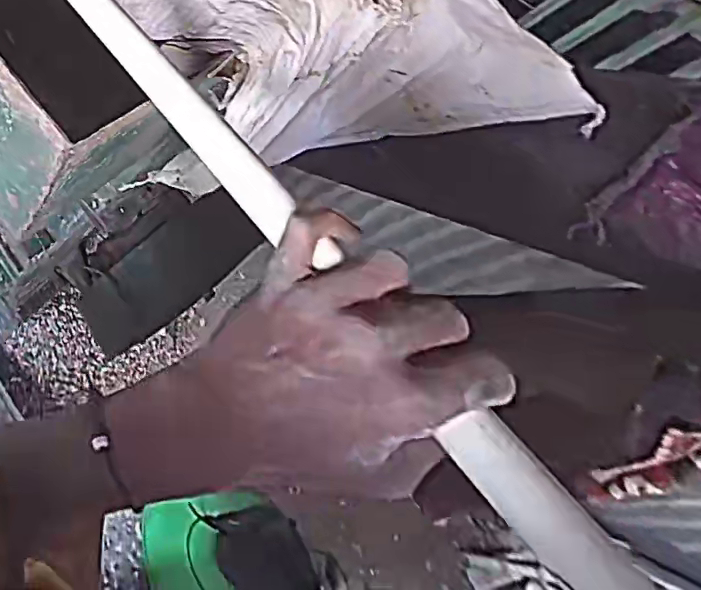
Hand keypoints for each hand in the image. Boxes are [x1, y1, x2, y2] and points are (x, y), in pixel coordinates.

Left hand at [106, 211, 514, 504]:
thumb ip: (426, 449)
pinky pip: (308, 229)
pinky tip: (337, 239)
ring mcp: (322, 307)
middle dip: (435, 332)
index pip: (481, 372)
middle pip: (442, 315)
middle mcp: (367, 348)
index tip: (474, 371)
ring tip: (372, 302)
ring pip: (390, 267)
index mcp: (401, 403)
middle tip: (411, 342)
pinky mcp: (284, 281)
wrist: (218, 420)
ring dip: (388, 285)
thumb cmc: (283, 449)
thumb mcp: (378, 477)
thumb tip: (449, 423)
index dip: (482, 375)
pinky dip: (325, 223)